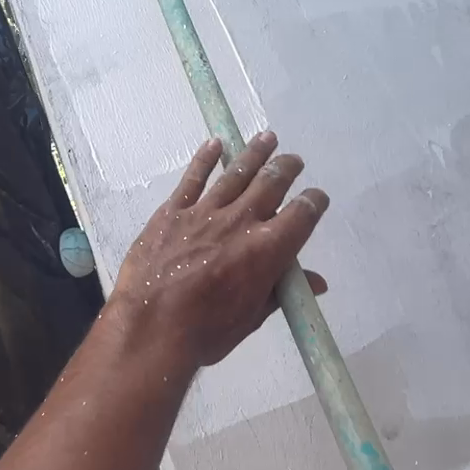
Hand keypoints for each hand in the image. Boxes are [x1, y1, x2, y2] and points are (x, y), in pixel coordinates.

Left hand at [109, 131, 329, 370]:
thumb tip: (317, 282)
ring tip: (267, 137)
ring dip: (254, 153)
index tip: (317, 196)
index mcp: (266, 250)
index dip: (314, 202)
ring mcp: (204, 212)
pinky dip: (205, 159)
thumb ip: (281, 291)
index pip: (301, 216)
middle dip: (286, 168)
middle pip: (270, 184)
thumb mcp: (252, 317)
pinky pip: (192, 179)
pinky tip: (215, 144)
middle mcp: (239, 222)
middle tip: (294, 159)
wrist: (151, 324)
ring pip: (235, 173)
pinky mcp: (172, 211)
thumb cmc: (206, 331)